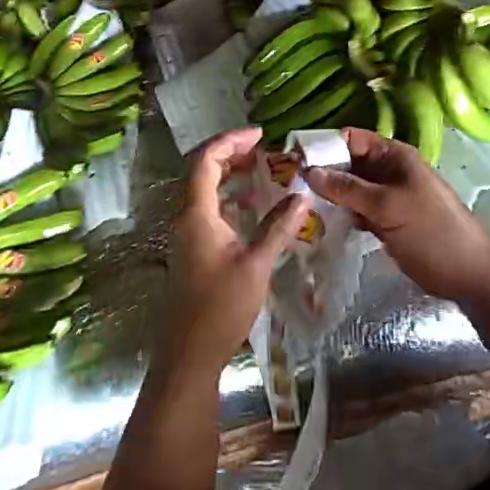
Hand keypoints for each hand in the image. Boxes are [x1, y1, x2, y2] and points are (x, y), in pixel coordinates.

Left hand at [164, 127, 310, 373]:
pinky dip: (230, 197)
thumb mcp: (256, 263)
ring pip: (204, 189)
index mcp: (196, 214)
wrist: (189, 355)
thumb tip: (303, 195)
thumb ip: (279, 226)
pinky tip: (255, 205)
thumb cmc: (221, 307)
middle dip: (231, 152)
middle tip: (263, 147)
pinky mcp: (194, 248)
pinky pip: (209, 208)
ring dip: (230, 174)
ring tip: (262, 169)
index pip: (206, 160)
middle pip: (201, 169)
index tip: (261, 134)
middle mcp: (186, 217)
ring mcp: (187, 233)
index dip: (231, 141)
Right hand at [302, 128, 489, 302]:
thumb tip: (310, 171)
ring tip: (295, 204)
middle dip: (322, 171)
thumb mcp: (388, 206)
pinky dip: (341, 214)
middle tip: (286, 185)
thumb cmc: (431, 230)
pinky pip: (357, 210)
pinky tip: (318, 223)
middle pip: (348, 162)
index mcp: (394, 156)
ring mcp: (387, 197)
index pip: (352, 138)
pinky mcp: (385, 221)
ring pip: (350, 188)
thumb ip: (348, 187)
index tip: (292, 158)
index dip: (324, 145)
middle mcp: (388, 171)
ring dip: (329, 195)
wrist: (467, 271)